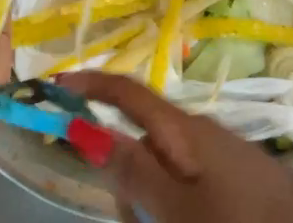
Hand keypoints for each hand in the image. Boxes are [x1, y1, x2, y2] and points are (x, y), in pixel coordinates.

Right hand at [58, 72, 292, 222]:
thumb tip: (85, 128)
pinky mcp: (235, 177)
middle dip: (123, 169)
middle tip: (127, 210)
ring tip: (161, 222)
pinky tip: (181, 220)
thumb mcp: (175, 206)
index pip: (127, 91)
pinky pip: (187, 181)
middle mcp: (199, 130)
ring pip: (164, 165)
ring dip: (149, 195)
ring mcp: (220, 153)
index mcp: (181, 128)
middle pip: (143, 136)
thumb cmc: (237, 221)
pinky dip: (173, 201)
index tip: (56, 83)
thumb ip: (132, 169)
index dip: (90, 83)